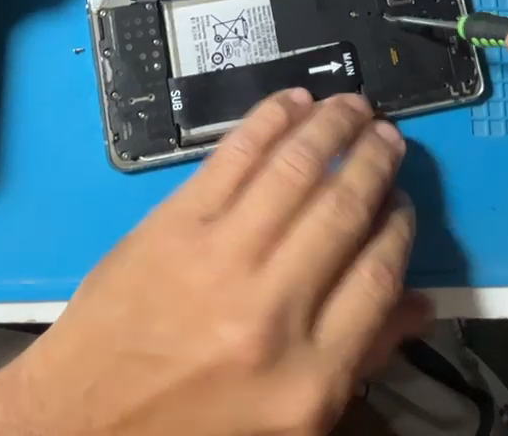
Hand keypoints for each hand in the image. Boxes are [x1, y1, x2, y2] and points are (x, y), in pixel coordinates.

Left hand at [0, 91, 429, 435]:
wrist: (87, 418)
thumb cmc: (195, 424)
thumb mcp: (290, 423)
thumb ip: (359, 359)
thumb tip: (420, 303)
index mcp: (312, 373)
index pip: (380, 277)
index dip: (399, 228)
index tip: (401, 202)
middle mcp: (274, 308)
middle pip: (343, 211)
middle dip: (374, 163)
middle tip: (389, 138)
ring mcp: (222, 255)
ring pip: (296, 170)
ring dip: (332, 126)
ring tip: (354, 107)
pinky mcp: (177, 221)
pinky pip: (236, 156)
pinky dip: (271, 120)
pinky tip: (295, 103)